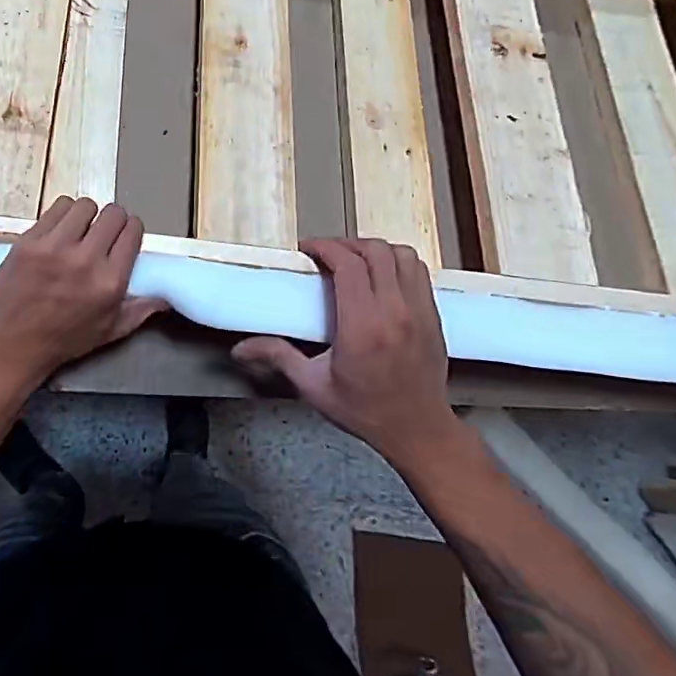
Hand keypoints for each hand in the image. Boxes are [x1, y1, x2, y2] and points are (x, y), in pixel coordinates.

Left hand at [0, 197, 167, 384]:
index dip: (131, 229)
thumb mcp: (111, 330)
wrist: (15, 342)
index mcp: (110, 281)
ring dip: (86, 215)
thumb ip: (141, 310)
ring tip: (79, 230)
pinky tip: (59, 231)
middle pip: (112, 214)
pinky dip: (61, 216)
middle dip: (113, 220)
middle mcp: (85, 260)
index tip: (125, 234)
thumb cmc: (65, 339)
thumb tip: (166, 297)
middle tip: (103, 231)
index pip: (132, 231)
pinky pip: (55, 209)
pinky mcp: (29, 241)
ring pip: (84, 206)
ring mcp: (54, 248)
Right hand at [232, 238, 456, 457]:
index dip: (325, 247)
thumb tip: (241, 349)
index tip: (308, 250)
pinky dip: (398, 263)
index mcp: (363, 326)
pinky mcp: (434, 316)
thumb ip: (278, 357)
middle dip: (347, 244)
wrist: (418, 431)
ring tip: (355, 260)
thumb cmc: (365, 410)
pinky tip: (380, 276)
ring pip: (402, 255)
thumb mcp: (313, 385)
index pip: (348, 264)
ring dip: (375, 250)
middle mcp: (395, 312)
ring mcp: (419, 311)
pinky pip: (419, 271)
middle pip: (375, 251)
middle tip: (327, 254)